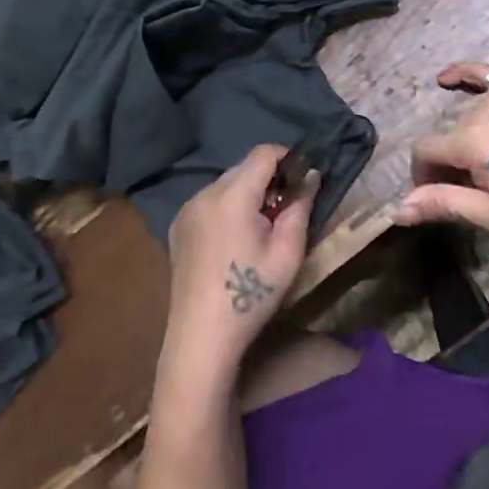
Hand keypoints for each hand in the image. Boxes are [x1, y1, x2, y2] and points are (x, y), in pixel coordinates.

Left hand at [164, 144, 321, 373]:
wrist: (202, 335)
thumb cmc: (251, 294)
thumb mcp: (287, 253)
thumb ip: (300, 207)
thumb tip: (311, 177)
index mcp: (231, 196)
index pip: (262, 153)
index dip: (286, 157)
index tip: (302, 176)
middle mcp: (204, 193)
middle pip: (243, 167)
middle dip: (267, 179)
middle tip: (285, 208)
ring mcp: (187, 208)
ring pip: (225, 184)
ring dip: (246, 193)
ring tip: (259, 227)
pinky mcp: (178, 225)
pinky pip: (208, 201)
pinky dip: (226, 207)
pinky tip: (233, 239)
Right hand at [393, 61, 488, 250]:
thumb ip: (441, 204)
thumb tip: (395, 211)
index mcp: (470, 140)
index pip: (424, 151)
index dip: (423, 177)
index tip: (436, 199)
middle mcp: (481, 111)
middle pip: (443, 136)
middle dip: (445, 164)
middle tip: (469, 193)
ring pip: (461, 118)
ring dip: (460, 141)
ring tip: (485, 171)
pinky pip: (484, 76)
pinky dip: (463, 75)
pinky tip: (444, 79)